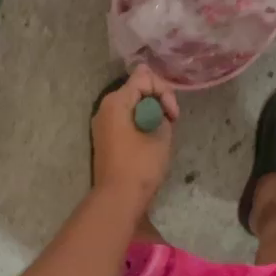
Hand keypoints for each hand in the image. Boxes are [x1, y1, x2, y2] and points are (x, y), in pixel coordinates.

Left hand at [91, 65, 179, 205]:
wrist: (119, 198)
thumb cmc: (142, 165)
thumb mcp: (160, 132)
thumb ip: (160, 107)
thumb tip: (155, 99)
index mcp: (116, 101)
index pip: (144, 78)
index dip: (164, 92)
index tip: (173, 116)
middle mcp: (104, 107)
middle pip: (136, 89)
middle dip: (157, 101)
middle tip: (170, 124)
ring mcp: (102, 123)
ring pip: (131, 105)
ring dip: (149, 114)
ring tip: (162, 133)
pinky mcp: (104, 137)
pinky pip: (125, 119)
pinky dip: (139, 123)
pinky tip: (150, 140)